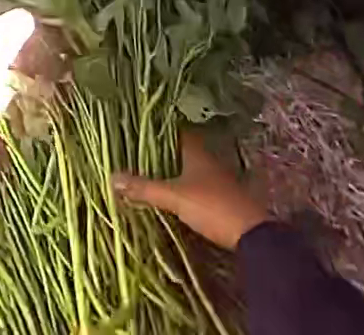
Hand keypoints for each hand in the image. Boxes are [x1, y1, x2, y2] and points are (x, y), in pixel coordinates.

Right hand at [113, 132, 271, 250]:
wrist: (253, 237)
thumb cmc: (212, 206)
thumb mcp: (174, 197)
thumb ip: (144, 188)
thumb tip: (111, 177)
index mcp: (195, 150)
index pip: (175, 128)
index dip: (158, 126)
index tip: (138, 125)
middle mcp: (207, 159)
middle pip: (181, 147)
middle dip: (162, 148)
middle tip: (138, 148)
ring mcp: (217, 178)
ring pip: (190, 165)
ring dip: (173, 167)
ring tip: (150, 169)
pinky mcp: (222, 197)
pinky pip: (196, 182)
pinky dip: (183, 183)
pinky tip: (172, 191)